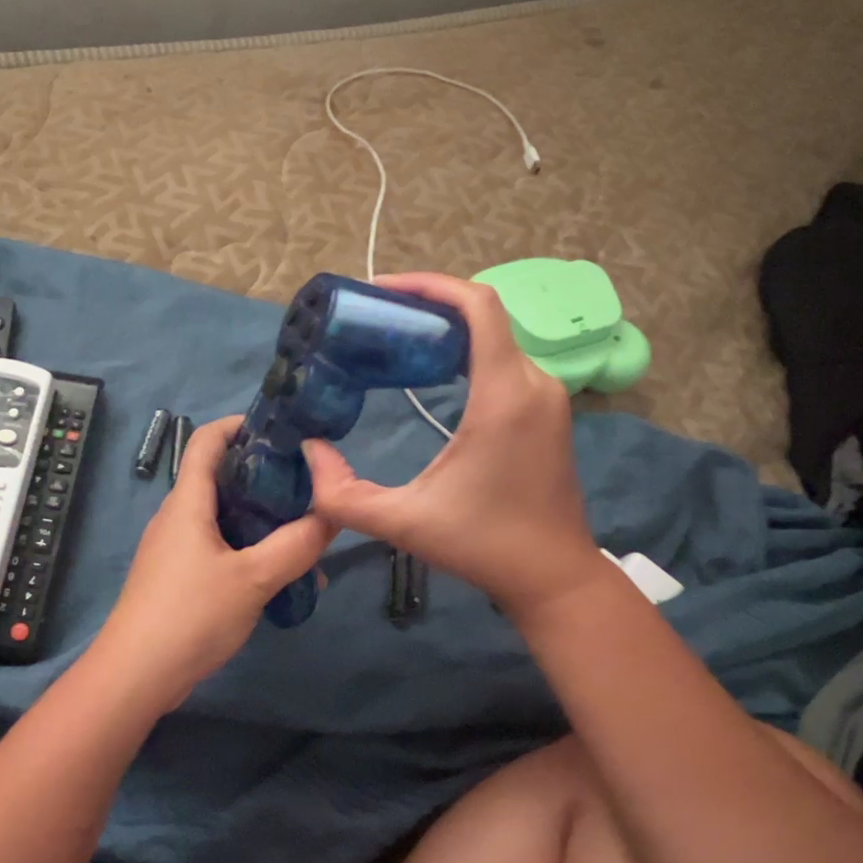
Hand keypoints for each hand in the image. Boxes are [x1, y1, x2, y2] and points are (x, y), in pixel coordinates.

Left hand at [88, 416, 336, 699]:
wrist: (136, 674)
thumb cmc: (191, 615)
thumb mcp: (253, 579)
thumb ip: (296, 546)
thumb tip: (332, 516)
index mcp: (188, 502)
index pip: (206, 440)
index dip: (240, 425)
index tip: (282, 430)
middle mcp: (177, 517)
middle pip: (220, 479)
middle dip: (265, 478)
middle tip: (309, 488)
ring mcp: (174, 549)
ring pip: (223, 519)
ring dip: (262, 522)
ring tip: (305, 537)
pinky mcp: (177, 578)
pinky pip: (218, 550)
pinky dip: (249, 552)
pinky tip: (280, 577)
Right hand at [302, 273, 609, 615]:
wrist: (554, 576)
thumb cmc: (482, 545)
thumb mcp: (403, 523)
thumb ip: (343, 494)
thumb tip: (309, 451)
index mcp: (504, 395)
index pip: (478, 306)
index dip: (430, 285)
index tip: (383, 290)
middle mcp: (534, 384)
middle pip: (484, 316)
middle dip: (429, 306)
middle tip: (377, 318)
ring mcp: (548, 397)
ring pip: (496, 338)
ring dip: (449, 330)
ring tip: (396, 340)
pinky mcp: (549, 413)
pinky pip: (506, 361)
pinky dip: (468, 353)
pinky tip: (433, 375)